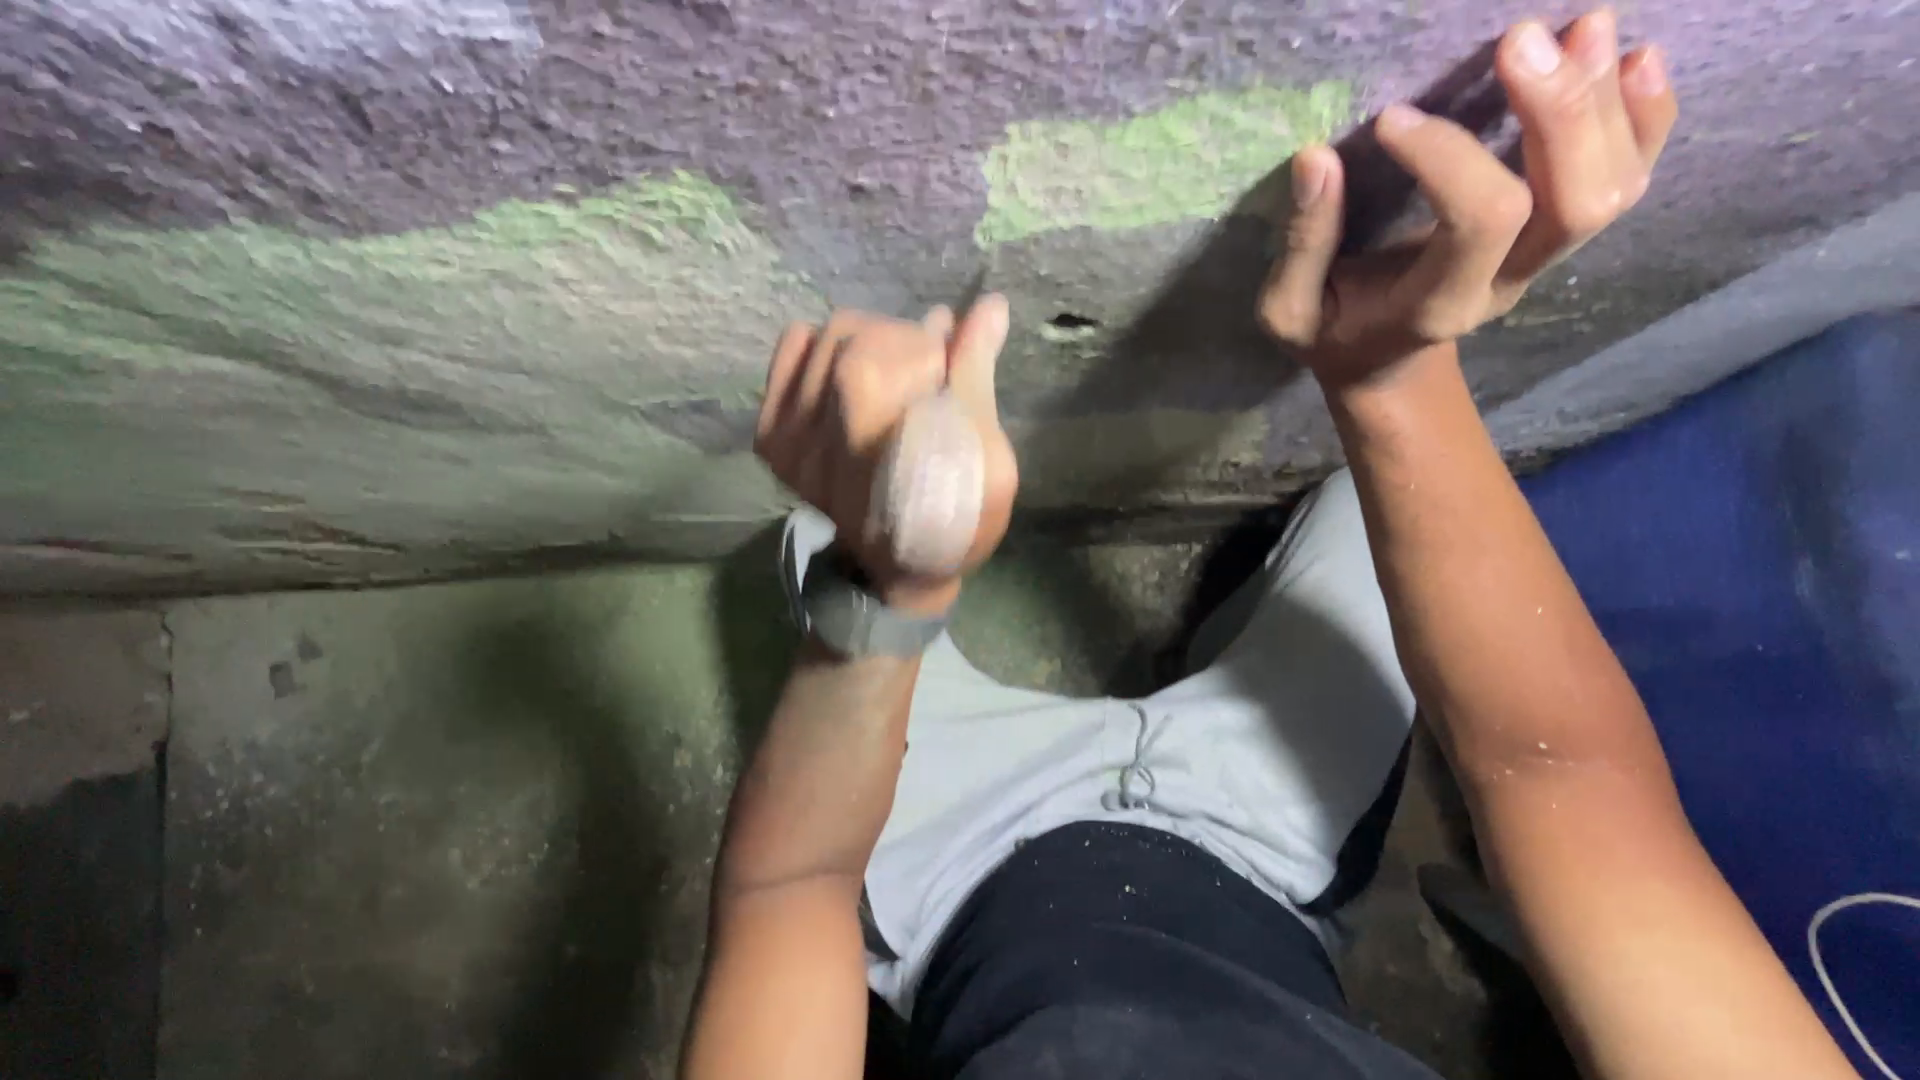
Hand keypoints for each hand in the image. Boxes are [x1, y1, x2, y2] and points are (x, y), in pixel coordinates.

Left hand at [755, 297, 1016, 613]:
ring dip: (870, 341)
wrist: (899, 573)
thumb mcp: (987, 458)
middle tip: (932, 363)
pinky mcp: (771, 436)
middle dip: (906, 340)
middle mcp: (816, 415)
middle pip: (860, 332)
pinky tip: (852, 369)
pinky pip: (790, 353)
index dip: (937, 344)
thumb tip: (990, 305)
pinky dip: (822, 345)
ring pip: (826, 335)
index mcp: (870, 413)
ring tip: (897, 368)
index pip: (902, 342)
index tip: (956, 355)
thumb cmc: (955, 522)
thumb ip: (975, 375)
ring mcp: (786, 429)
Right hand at [1259, 8, 1677, 390]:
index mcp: (1438, 304)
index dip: (1446, 155)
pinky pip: (1628, 178)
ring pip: (1615, 185)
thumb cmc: (1330, 334)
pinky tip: (1635, 59)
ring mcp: (1541, 262)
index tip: (1390, 117)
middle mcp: (1506, 283)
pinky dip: (1644, 116)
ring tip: (1582, 27)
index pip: (1480, 219)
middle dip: (1560, 111)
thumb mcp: (1289, 310)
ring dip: (1606, 101)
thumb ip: (1302, 245)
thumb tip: (1315, 158)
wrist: (1384, 363)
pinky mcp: (1554, 238)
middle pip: (1577, 199)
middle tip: (1520, 39)